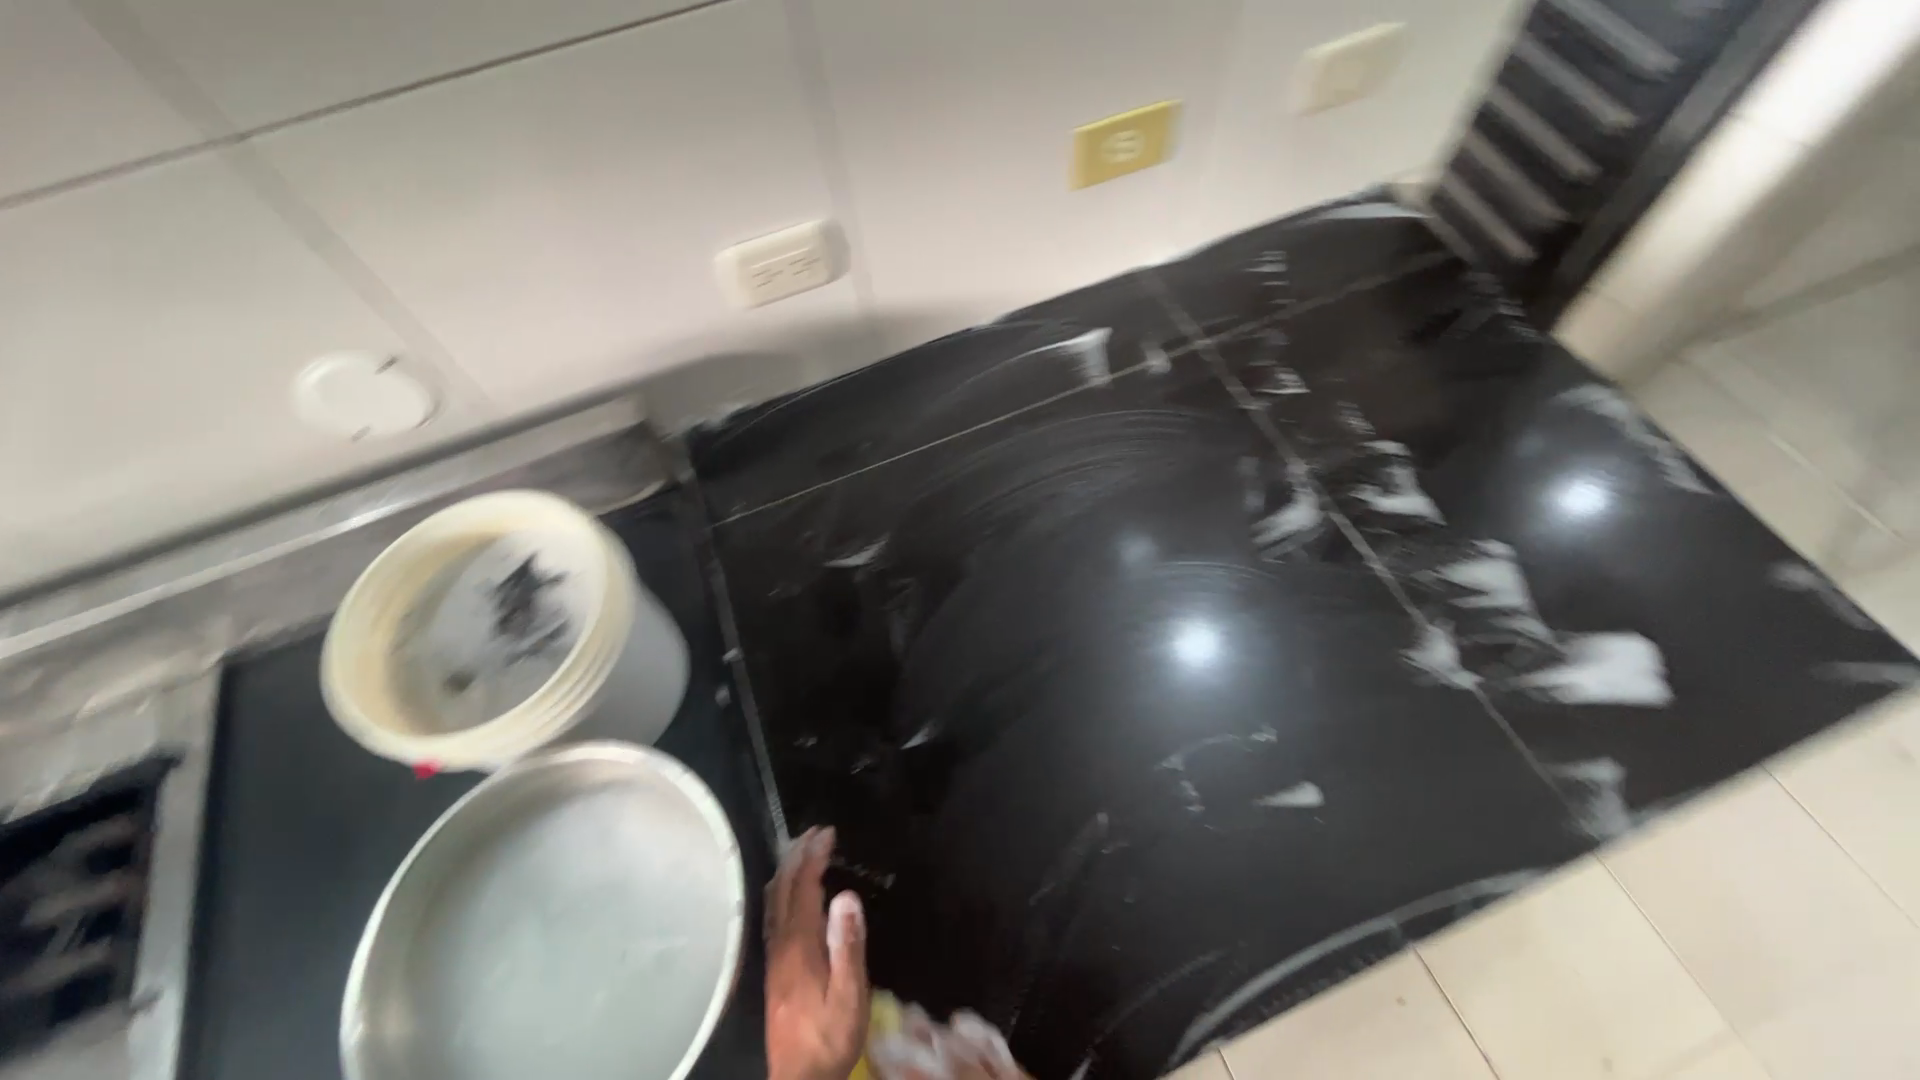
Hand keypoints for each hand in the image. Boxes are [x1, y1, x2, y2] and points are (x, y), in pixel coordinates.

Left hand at [766, 826, 869, 1079]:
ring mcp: (773, 959)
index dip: (814, 857)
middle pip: (782, 890)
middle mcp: (780, 946)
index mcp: (799, 946)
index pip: (804, 889)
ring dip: (787, 872)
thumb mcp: (850, 995)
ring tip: (802, 852)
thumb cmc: (830, 1038)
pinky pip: (773, 917)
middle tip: (815, 833)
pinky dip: (782, 893)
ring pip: (773, 903)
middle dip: (797, 856)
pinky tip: (790, 896)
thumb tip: (846, 896)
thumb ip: (848, 945)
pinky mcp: (773, 971)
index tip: (828, 833)